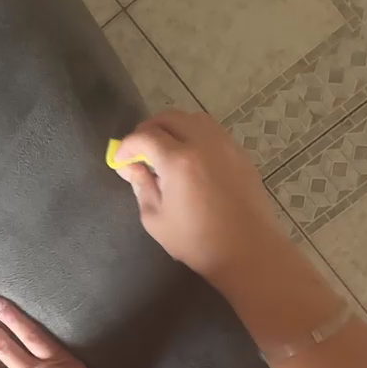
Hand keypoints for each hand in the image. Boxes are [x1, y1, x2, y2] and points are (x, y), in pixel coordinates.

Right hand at [111, 111, 285, 286]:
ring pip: (194, 119)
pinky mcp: (239, 154)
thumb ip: (141, 186)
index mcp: (178, 160)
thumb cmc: (195, 240)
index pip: (144, 137)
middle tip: (138, 151)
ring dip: (173, 128)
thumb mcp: (155, 218)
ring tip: (164, 151)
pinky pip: (212, 132)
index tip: (120, 160)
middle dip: (148, 130)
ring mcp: (225, 145)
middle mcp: (203, 143)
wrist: (247, 249)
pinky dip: (194, 136)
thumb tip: (130, 167)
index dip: (127, 145)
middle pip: (170, 118)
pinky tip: (189, 160)